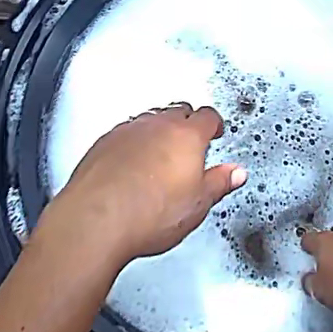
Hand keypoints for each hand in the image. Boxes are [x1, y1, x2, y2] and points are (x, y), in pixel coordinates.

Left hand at [45, 103, 246, 264]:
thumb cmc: (147, 213)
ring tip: (161, 155)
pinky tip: (132, 163)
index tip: (215, 131)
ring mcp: (129, 130)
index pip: (208, 116)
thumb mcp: (198, 204)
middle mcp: (158, 125)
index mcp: (187, 135)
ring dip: (159, 131)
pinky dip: (133, 142)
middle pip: (178, 111)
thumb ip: (220, 182)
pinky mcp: (105, 141)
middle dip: (187, 123)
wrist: (96, 220)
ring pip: (151, 119)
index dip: (214, 123)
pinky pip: (125, 132)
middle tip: (191, 142)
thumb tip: (235, 173)